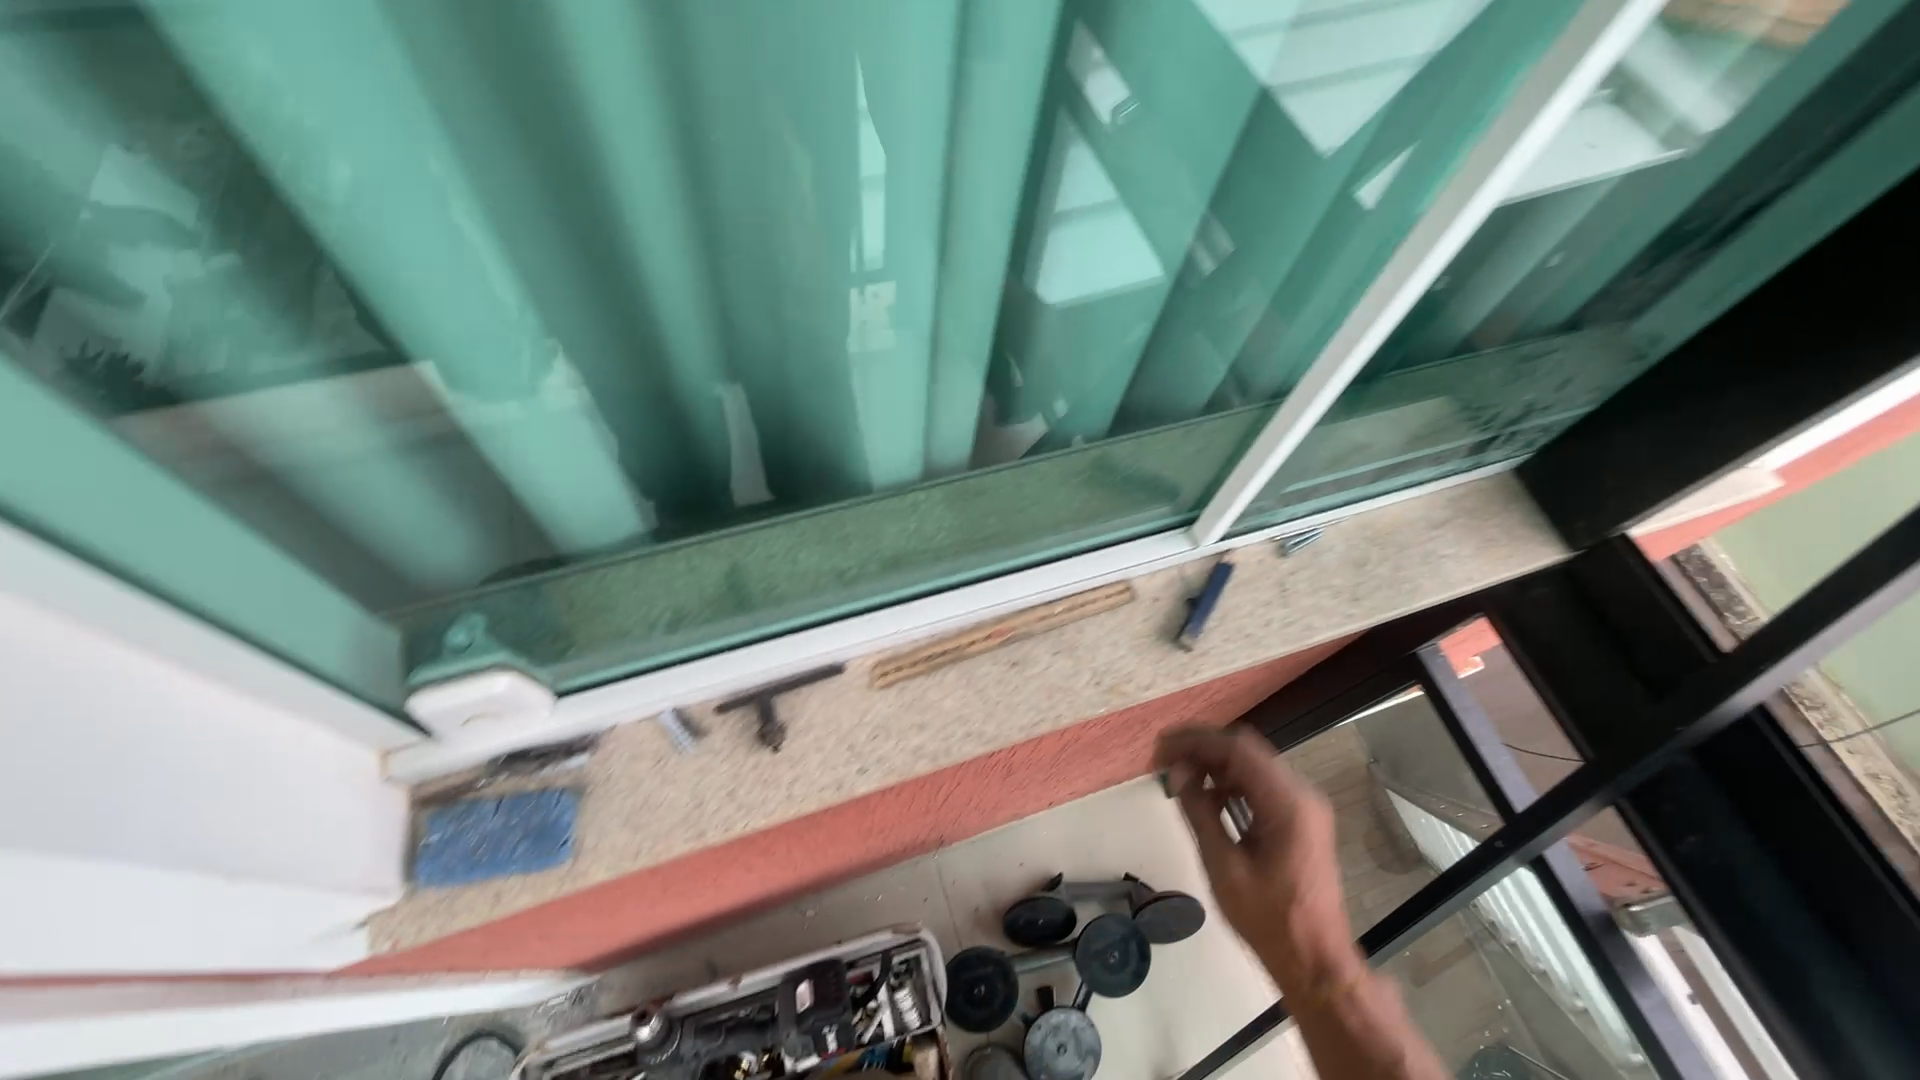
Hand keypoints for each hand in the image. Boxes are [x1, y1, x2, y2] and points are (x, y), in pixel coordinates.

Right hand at [1155, 725, 1362, 996]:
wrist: (1315, 961)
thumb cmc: (1268, 919)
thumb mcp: (1223, 866)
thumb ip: (1199, 812)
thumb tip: (1177, 772)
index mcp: (1287, 803)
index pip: (1237, 750)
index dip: (1195, 742)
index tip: (1161, 748)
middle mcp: (1302, 794)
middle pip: (1247, 751)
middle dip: (1203, 749)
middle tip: (1165, 760)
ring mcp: (1305, 807)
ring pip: (1255, 766)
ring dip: (1216, 765)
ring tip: (1179, 777)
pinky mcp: (1301, 821)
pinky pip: (1263, 786)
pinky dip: (1232, 784)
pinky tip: (1207, 799)